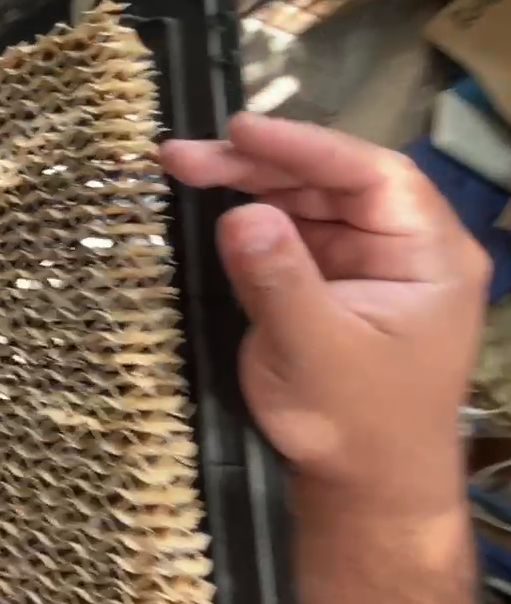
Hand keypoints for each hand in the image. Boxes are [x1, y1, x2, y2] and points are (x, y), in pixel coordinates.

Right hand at [160, 114, 487, 507]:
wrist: (359, 474)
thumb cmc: (349, 415)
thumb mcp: (309, 347)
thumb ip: (278, 278)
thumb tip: (241, 214)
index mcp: (424, 256)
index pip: (371, 176)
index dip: (305, 146)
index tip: (238, 129)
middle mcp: (397, 247)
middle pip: (330, 181)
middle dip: (256, 162)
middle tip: (178, 155)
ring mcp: (358, 263)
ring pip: (303, 200)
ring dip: (244, 181)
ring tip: (179, 167)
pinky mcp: (322, 281)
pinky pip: (284, 232)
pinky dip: (243, 212)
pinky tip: (207, 203)